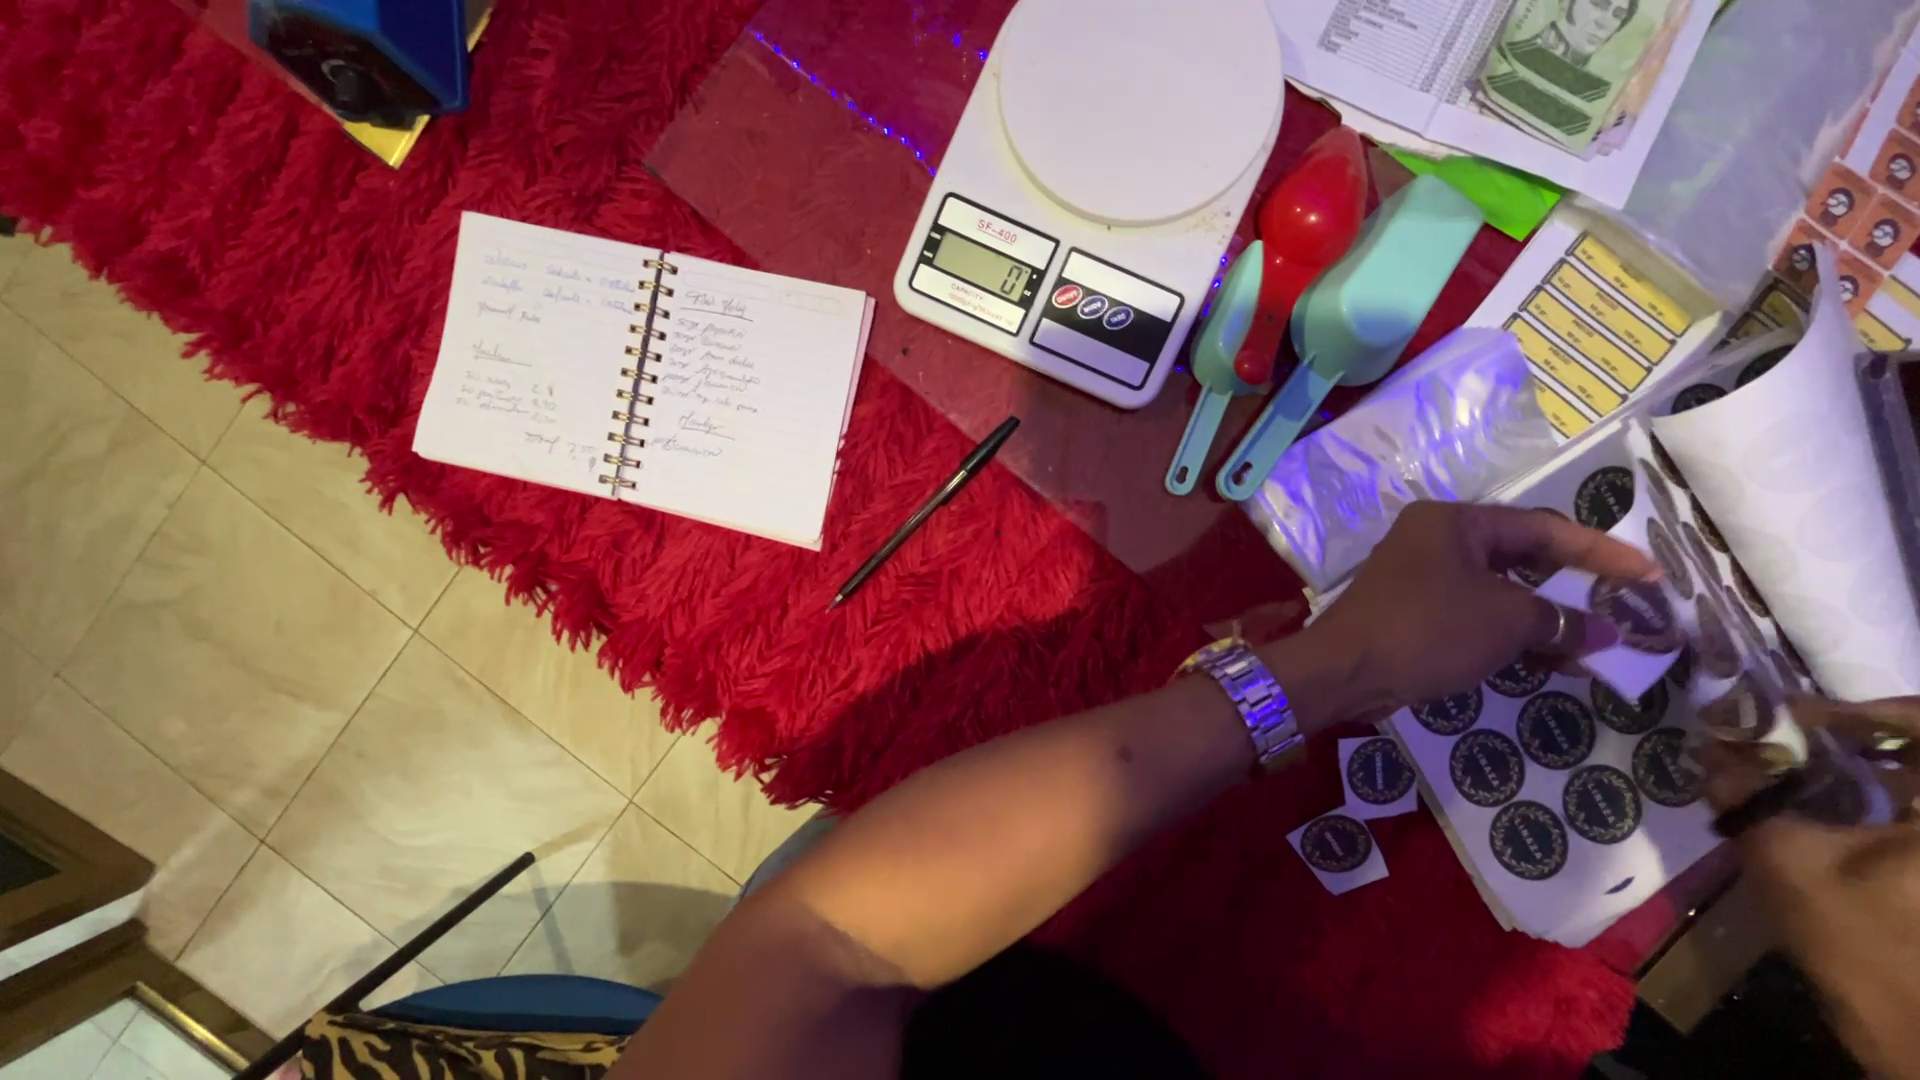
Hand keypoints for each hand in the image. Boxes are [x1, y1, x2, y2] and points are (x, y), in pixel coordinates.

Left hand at [1303, 501, 1657, 716]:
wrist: (1344, 671)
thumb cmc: (1427, 630)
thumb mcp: (1507, 621)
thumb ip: (1562, 620)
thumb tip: (1605, 633)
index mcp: (1453, 522)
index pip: (1542, 527)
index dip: (1601, 552)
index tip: (1651, 576)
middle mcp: (1434, 540)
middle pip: (1521, 557)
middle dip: (1573, 588)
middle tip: (1626, 611)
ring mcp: (1420, 577)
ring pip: (1499, 592)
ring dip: (1546, 620)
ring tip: (1597, 648)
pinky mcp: (1412, 613)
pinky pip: (1475, 616)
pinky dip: (1512, 636)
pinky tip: (1552, 662)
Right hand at [1697, 698, 1919, 1079]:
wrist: (1916, 1034)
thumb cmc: (1861, 940)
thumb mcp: (1784, 856)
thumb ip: (1744, 794)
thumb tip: (1711, 748)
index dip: (1861, 708)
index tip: (1796, 714)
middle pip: (1918, 747)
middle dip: (1856, 735)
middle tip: (1790, 735)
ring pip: (1915, 782)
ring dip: (1867, 767)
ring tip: (1798, 769)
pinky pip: (1914, 813)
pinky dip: (1883, 800)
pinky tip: (1830, 811)